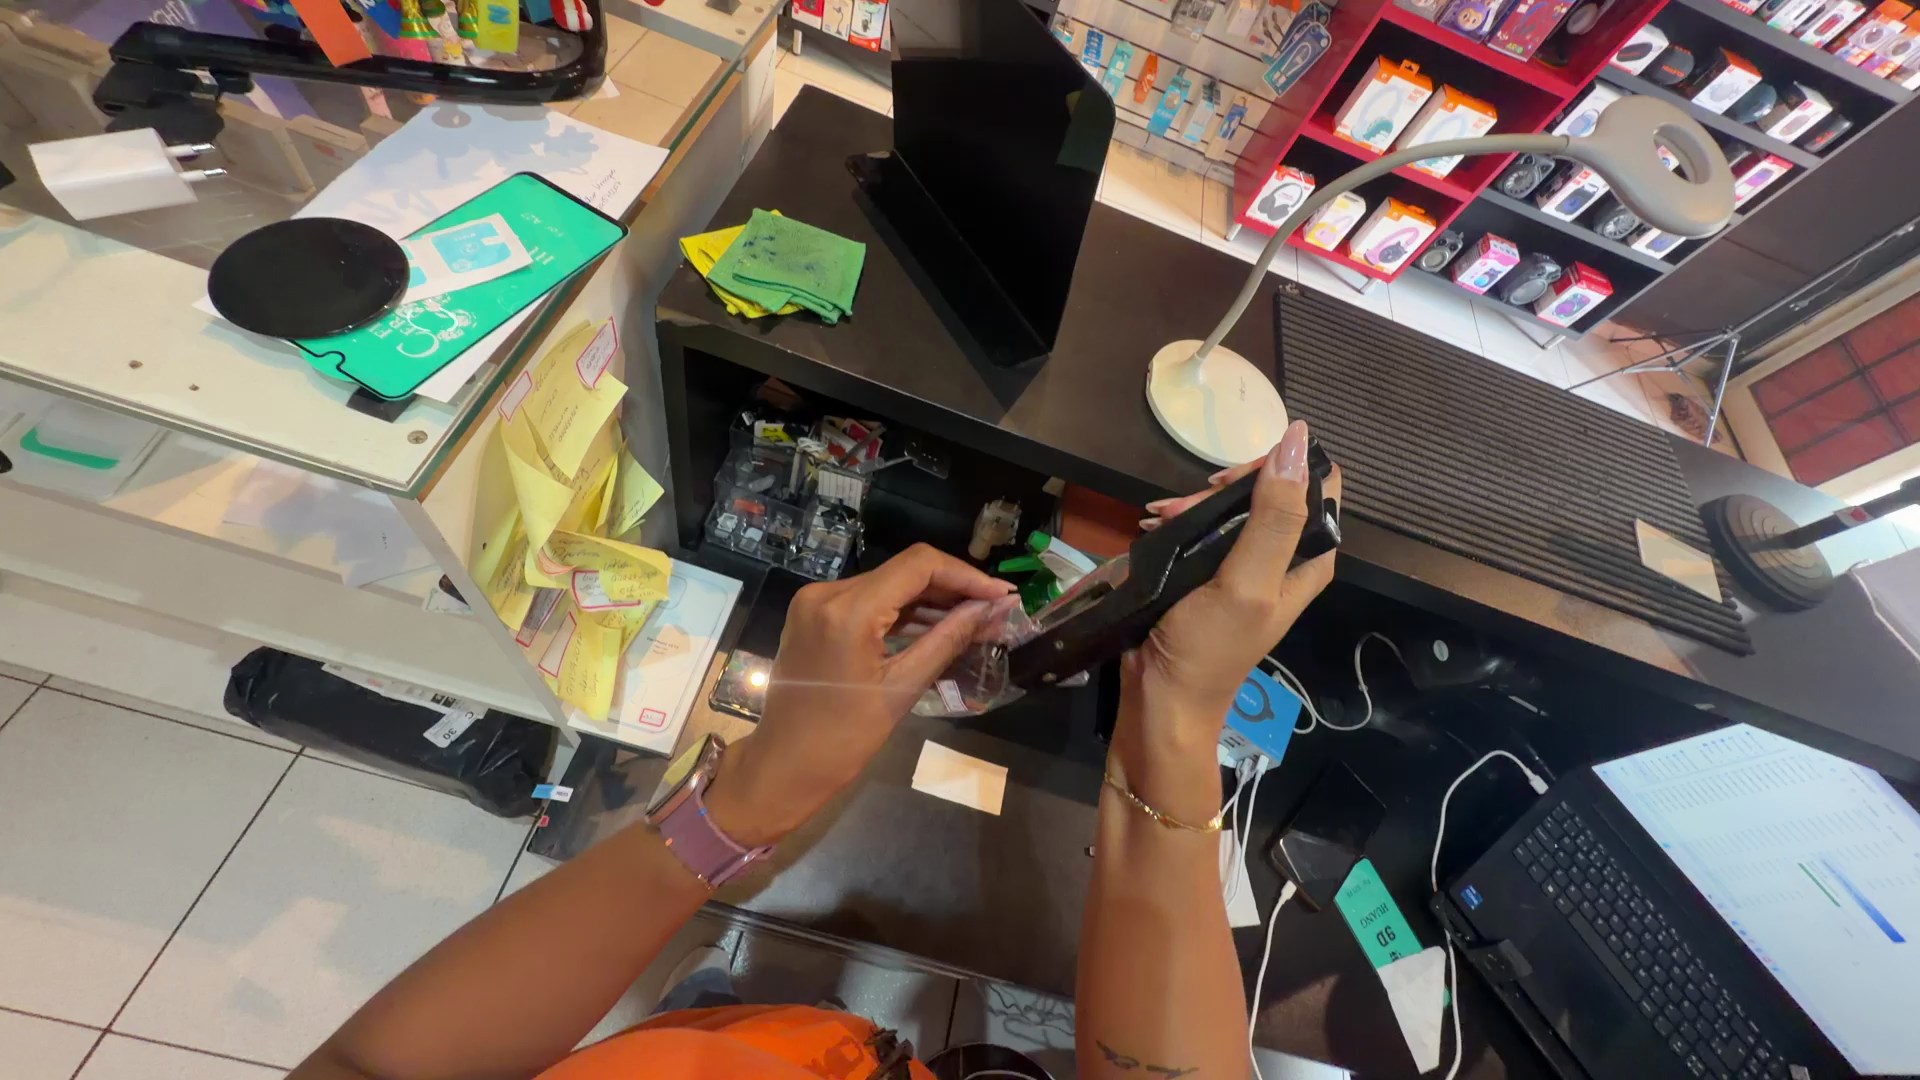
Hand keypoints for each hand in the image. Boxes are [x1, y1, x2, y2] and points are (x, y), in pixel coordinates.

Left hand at [707, 544, 1015, 845]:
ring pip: (889, 585)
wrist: (784, 767)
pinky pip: (869, 601)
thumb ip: (949, 638)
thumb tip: (992, 609)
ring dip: (932, 601)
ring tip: (976, 622)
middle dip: (954, 589)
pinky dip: (903, 612)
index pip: (919, 566)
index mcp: (847, 609)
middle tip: (996, 613)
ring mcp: (816, 601)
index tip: (1002, 596)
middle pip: (905, 571)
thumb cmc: (844, 739)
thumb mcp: (903, 688)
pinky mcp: (814, 614)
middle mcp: (827, 592)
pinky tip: (938, 627)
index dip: (966, 576)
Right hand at [1112, 420, 1340, 822]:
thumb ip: (1275, 517)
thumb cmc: (1209, 646)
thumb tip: (1298, 440)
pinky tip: (1151, 526)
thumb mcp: (1248, 583)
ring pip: (1227, 507)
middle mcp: (1280, 558)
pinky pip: (1200, 527)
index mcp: (1308, 559)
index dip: (1279, 469)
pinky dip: (1176, 521)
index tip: (1232, 480)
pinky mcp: (1205, 572)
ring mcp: (1240, 565)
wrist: (1160, 698)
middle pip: (1264, 491)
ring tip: (1156, 519)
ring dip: (1191, 506)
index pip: (1315, 485)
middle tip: (1181, 507)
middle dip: (1221, 490)